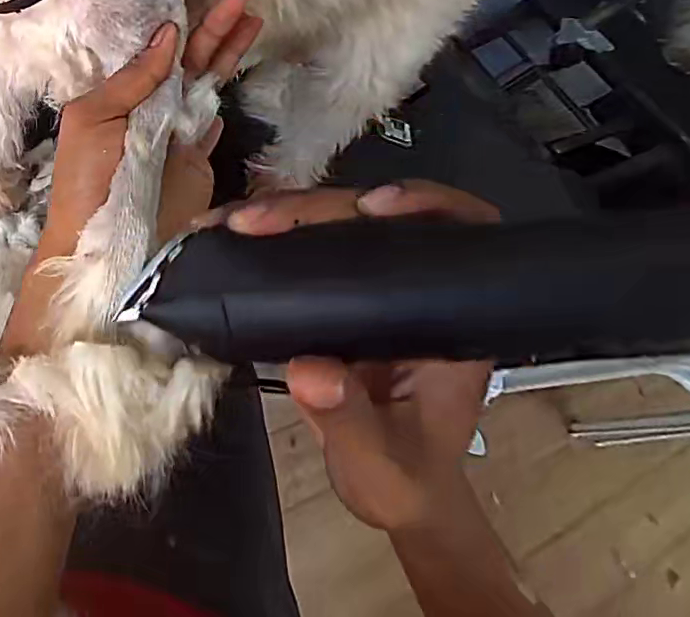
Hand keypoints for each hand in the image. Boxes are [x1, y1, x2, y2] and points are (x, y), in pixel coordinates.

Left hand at [6, 0, 260, 355]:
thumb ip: (134, 78)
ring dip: (228, 53)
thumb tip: (168, 34)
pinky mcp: (198, 156)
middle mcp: (152, 106)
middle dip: (213, 31)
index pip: (156, 51)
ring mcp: (178, 131)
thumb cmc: (89, 179)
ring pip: (208, 82)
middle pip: (189, 61)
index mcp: (121, 94)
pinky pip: (214, 118)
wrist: (106, 244)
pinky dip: (223, 94)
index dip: (179, 25)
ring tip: (251, 21)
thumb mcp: (95, 118)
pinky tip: (237, 66)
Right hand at [221, 181, 500, 532]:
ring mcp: (375, 283)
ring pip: (338, 220)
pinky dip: (272, 231)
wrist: (390, 486)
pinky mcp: (339, 288)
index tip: (372, 206)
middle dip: (317, 207)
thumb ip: (351, 423)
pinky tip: (233, 230)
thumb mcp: (381, 464)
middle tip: (257, 219)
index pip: (457, 233)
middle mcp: (415, 287)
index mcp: (449, 317)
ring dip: (286, 211)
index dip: (424, 202)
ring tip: (234, 219)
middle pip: (377, 215)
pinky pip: (309, 244)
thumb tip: (310, 371)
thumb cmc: (404, 476)